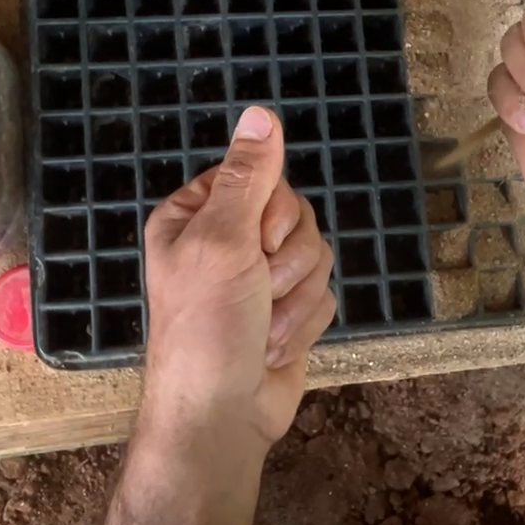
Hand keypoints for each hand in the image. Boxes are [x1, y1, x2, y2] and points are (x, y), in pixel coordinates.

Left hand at [98, 106, 335, 524]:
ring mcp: (262, 277)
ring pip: (317, 255)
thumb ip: (249, 177)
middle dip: (286, 262)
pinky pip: (324, 294)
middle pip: (297, 215)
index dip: (271, 211)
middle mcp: (230, 241)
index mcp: (199, 215)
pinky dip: (302, 323)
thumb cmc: (208, 325)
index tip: (258, 242)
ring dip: (295, 298)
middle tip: (259, 289)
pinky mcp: (290, 309)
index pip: (262, 177)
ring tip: (263, 324)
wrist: (224, 412)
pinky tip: (275, 344)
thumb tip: (261, 112)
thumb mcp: (223, 242)